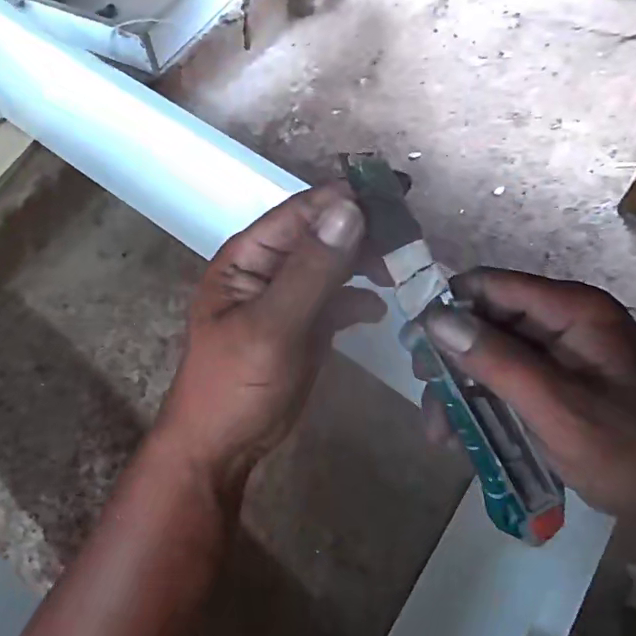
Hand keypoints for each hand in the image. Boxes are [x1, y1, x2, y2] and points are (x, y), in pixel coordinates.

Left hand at [152, 183, 387, 498]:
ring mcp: (286, 297)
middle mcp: (266, 268)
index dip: (347, 198)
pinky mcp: (303, 325)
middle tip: (415, 239)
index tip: (401, 191)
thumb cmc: (234, 383)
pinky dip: (360, 299)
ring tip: (407, 270)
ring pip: (334, 264)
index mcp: (247, 257)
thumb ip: (311, 270)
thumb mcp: (271, 325)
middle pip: (323, 234)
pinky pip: (337, 299)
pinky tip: (380, 310)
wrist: (220, 444)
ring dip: (369, 263)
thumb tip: (349, 208)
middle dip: (366, 231)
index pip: (302, 212)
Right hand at [417, 268, 635, 531]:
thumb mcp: (559, 409)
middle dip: (446, 359)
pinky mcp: (556, 381)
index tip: (415, 350)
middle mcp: (562, 321)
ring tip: (441, 433)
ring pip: (483, 352)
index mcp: (573, 312)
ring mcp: (559, 352)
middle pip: (480, 320)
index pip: (487, 285)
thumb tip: (433, 319)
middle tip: (425, 395)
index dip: (445, 309)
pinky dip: (478, 403)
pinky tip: (464, 437)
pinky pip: (501, 378)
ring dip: (456, 388)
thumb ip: (496, 360)